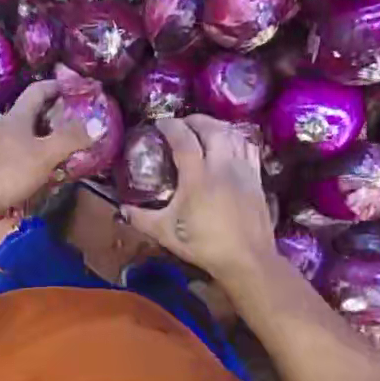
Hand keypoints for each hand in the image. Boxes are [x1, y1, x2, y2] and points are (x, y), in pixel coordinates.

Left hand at [0, 80, 96, 215]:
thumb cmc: (11, 172)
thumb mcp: (46, 154)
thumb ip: (71, 138)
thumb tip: (97, 124)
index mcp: (18, 115)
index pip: (38, 89)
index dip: (59, 85)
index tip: (80, 89)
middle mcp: (8, 124)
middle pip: (35, 109)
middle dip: (59, 111)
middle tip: (81, 117)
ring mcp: (2, 143)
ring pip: (31, 130)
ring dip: (51, 132)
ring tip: (71, 139)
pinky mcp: (0, 161)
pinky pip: (25, 148)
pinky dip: (41, 149)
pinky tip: (52, 163)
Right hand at [121, 116, 277, 285]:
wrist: (247, 260)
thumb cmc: (204, 245)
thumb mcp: (166, 233)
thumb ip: (141, 218)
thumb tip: (122, 208)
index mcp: (197, 177)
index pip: (184, 139)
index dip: (171, 126)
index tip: (160, 124)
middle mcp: (222, 166)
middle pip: (212, 129)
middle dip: (195, 120)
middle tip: (182, 123)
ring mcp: (243, 171)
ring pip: (233, 134)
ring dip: (217, 126)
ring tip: (204, 129)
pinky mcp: (257, 179)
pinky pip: (249, 148)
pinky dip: (237, 138)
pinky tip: (229, 143)